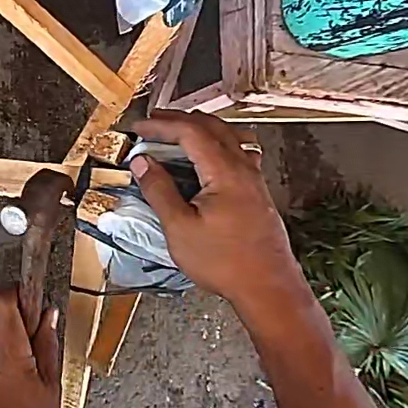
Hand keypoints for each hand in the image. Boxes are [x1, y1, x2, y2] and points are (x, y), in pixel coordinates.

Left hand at [0, 287, 60, 407]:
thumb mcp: (51, 386)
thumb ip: (48, 346)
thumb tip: (49, 316)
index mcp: (9, 350)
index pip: (1, 300)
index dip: (18, 290)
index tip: (36, 294)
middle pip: (1, 312)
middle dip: (23, 313)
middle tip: (44, 328)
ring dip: (18, 331)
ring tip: (39, 353)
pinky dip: (12, 346)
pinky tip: (28, 367)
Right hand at [129, 111, 309, 320]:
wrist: (267, 288)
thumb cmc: (224, 262)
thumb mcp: (179, 228)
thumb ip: (159, 190)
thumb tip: (142, 162)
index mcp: (224, 172)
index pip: (190, 132)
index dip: (161, 125)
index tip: (139, 128)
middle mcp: (243, 169)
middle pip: (211, 127)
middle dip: (179, 119)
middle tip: (153, 121)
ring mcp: (254, 179)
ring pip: (228, 136)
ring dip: (200, 128)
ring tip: (176, 132)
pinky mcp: (257, 192)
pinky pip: (238, 152)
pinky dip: (217, 143)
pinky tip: (207, 156)